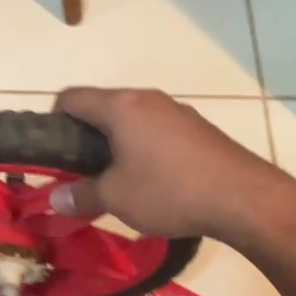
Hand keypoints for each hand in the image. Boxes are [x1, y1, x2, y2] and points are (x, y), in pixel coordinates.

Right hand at [49, 87, 285, 238]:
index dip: (53, 121)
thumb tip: (53, 198)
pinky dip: (146, 149)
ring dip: (118, 143)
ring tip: (117, 179)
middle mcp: (147, 99)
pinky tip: (155, 182)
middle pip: (102, 107)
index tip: (52, 152)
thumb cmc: (169, 190)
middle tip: (80, 171)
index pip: (71, 97)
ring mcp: (177, 111)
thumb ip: (80, 195)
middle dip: (86, 136)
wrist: (244, 198)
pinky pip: (158, 131)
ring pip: (132, 120)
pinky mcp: (199, 129)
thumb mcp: (116, 197)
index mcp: (120, 106)